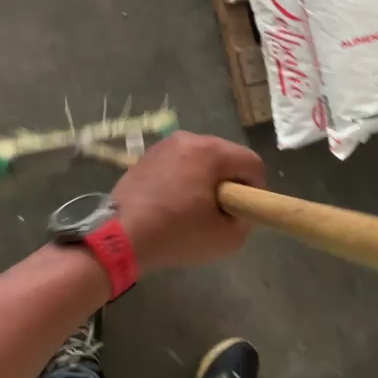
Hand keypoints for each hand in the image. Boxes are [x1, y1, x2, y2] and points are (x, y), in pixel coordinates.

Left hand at [111, 132, 259, 271]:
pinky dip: (183, 179)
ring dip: (205, 180)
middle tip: (220, 212)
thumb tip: (239, 208)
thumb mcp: (227, 238)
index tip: (244, 211)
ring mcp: (164, 145)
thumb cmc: (177, 234)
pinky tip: (172, 203)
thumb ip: (246, 219)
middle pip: (226, 157)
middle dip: (230, 182)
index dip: (256, 188)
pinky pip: (178, 163)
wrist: (121, 235)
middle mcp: (188, 138)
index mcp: (210, 151)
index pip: (252, 163)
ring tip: (193, 209)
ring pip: (201, 159)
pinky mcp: (147, 156)